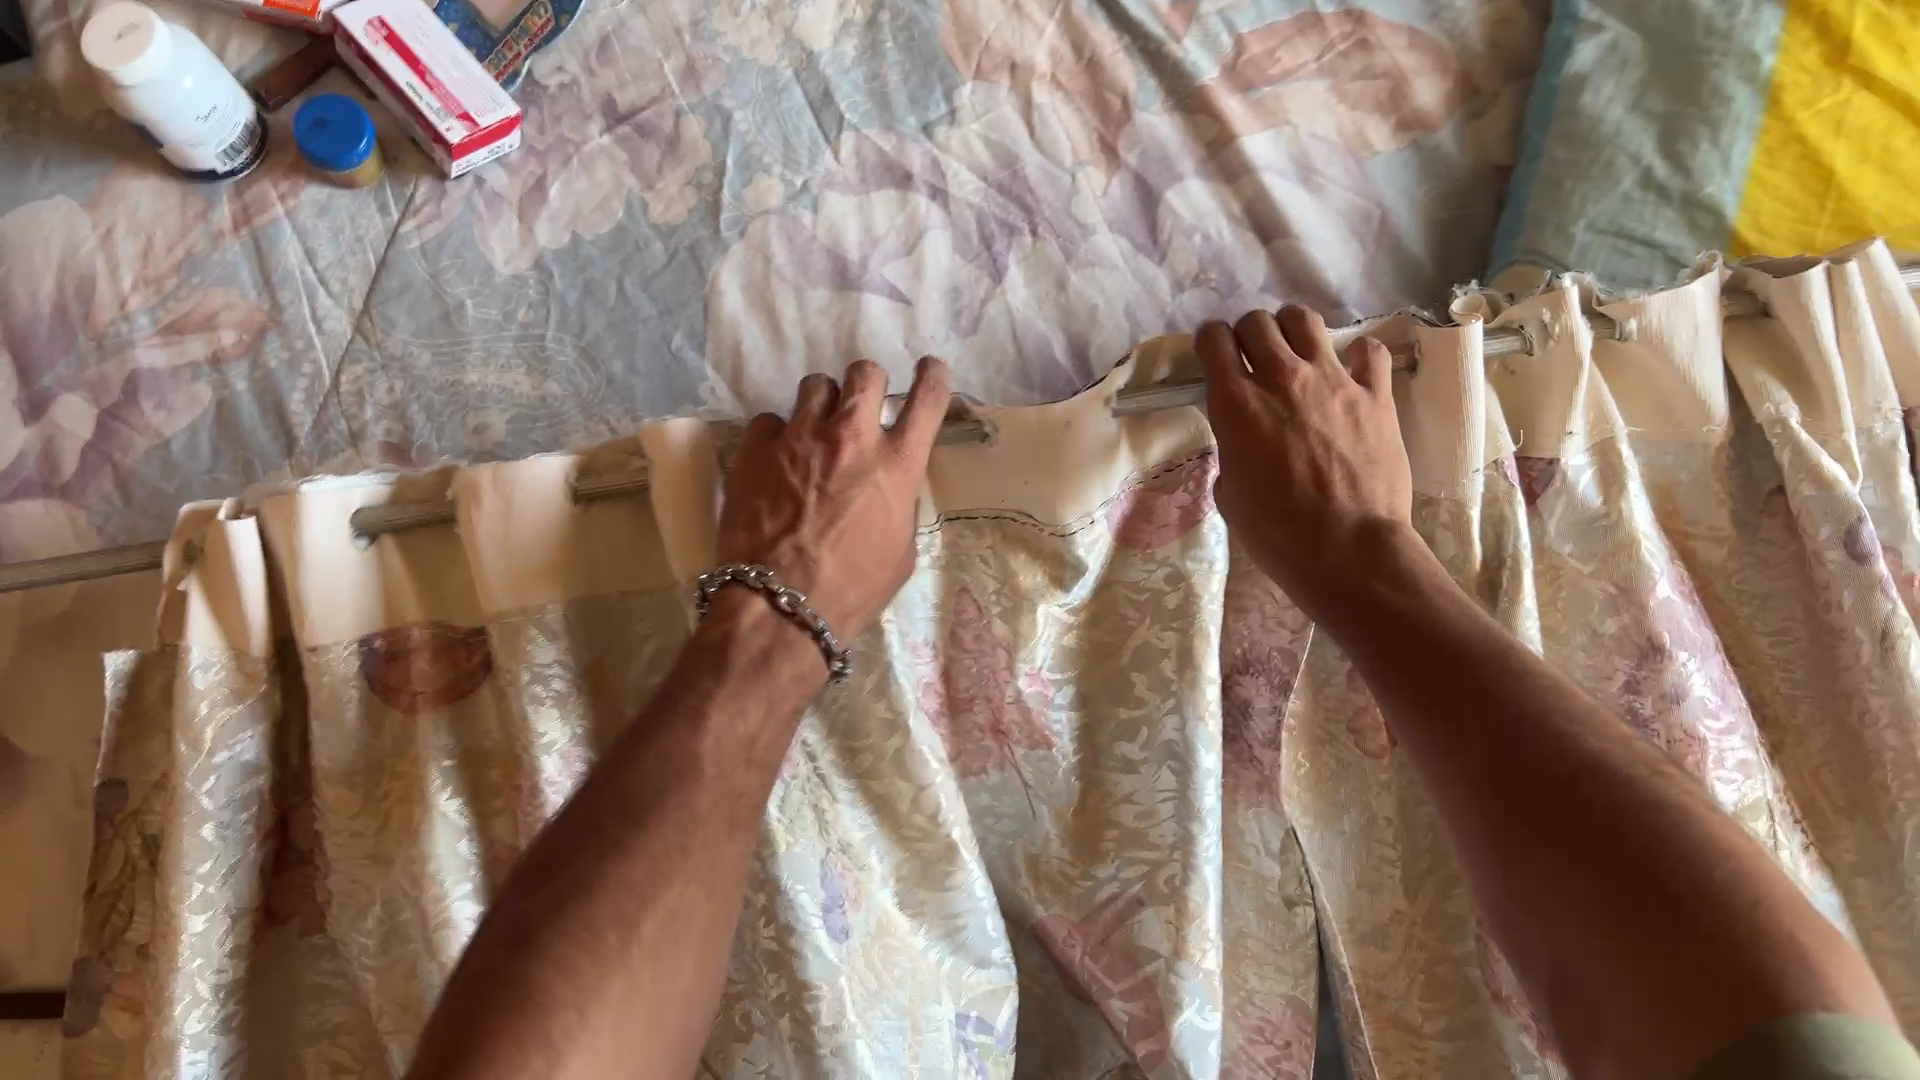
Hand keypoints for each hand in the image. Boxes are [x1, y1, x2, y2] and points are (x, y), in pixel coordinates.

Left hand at [713, 357, 952, 651]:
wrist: (780, 605)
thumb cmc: (853, 590)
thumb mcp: (901, 553)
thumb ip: (900, 508)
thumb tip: (891, 490)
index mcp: (897, 465)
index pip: (927, 399)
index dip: (934, 377)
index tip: (930, 370)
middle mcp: (852, 438)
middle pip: (865, 373)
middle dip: (868, 383)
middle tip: (861, 404)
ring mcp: (800, 438)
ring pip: (815, 385)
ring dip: (821, 403)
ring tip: (814, 430)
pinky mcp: (756, 450)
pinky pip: (769, 420)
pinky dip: (776, 435)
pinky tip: (775, 460)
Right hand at [1197, 307, 1417, 619]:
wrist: (1348, 549)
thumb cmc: (1276, 532)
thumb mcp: (1230, 492)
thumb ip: (1231, 452)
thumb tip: (1243, 443)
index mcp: (1235, 404)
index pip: (1214, 340)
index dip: (1209, 342)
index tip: (1213, 356)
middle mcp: (1281, 379)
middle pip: (1257, 322)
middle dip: (1248, 335)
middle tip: (1251, 359)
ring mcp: (1333, 381)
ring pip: (1305, 320)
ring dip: (1292, 332)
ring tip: (1295, 355)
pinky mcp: (1375, 394)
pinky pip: (1368, 351)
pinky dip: (1356, 357)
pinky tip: (1350, 376)